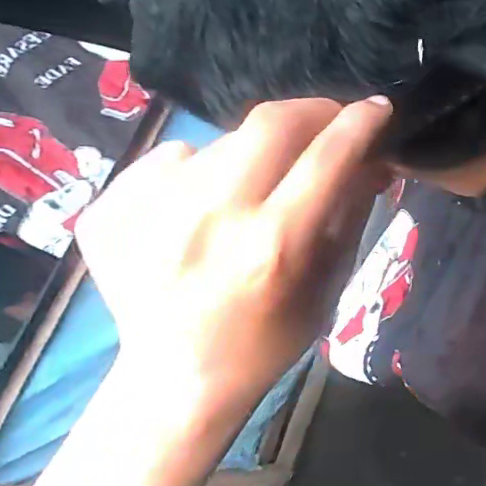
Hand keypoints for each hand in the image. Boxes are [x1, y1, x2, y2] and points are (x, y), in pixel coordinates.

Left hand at [75, 98, 391, 432]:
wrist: (177, 377)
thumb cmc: (272, 334)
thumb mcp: (331, 279)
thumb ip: (352, 211)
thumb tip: (374, 159)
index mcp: (274, 244)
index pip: (327, 157)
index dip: (359, 123)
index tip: (378, 108)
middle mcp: (209, 218)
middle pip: (269, 123)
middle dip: (312, 112)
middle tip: (327, 123)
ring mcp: (149, 212)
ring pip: (221, 141)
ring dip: (257, 152)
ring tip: (260, 185)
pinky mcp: (108, 211)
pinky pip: (171, 159)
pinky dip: (199, 172)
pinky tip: (202, 208)